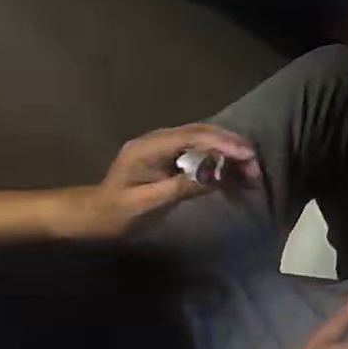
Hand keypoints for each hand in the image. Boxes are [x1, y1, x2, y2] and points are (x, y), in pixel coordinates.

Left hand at [59, 123, 257, 239]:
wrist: (92, 216)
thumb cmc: (114, 214)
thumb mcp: (144, 204)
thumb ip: (178, 187)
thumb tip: (214, 176)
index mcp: (146, 148)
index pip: (191, 137)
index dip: (222, 143)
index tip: (246, 155)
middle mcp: (158, 138)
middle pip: (204, 132)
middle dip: (233, 145)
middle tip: (254, 163)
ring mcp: (167, 142)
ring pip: (208, 137)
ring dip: (231, 150)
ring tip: (250, 167)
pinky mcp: (174, 150)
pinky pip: (204, 146)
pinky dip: (223, 155)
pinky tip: (235, 167)